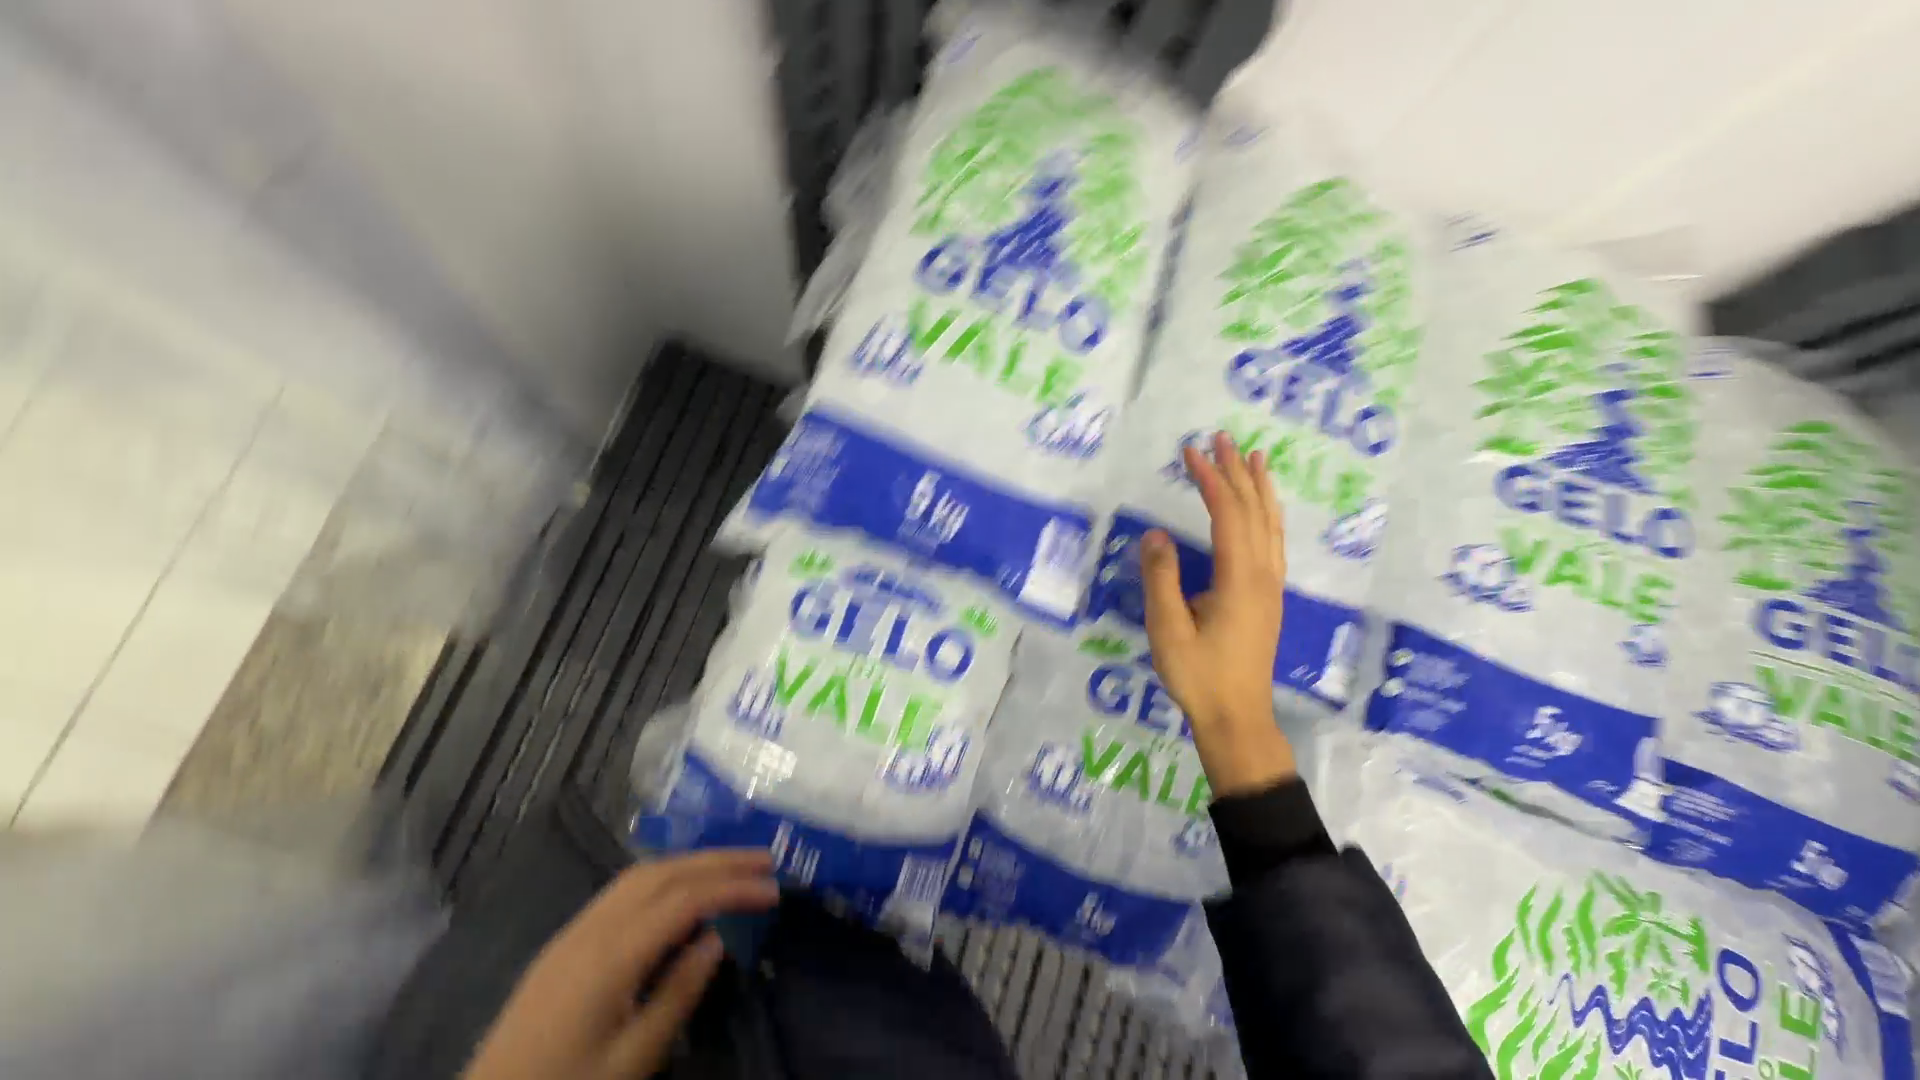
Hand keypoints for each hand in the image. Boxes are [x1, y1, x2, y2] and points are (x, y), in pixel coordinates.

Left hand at [464, 850, 778, 1079]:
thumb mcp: (633, 1057)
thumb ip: (678, 993)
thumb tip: (715, 939)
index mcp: (612, 955)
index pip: (685, 900)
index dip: (733, 888)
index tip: (773, 889)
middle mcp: (593, 928)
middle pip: (663, 873)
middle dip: (717, 860)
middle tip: (765, 860)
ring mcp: (574, 931)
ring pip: (640, 875)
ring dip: (690, 863)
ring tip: (732, 868)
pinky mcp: (565, 942)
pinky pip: (622, 891)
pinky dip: (663, 878)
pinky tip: (681, 893)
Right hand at [1141, 431, 1295, 795]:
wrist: (1237, 716)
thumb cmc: (1199, 675)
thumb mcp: (1167, 628)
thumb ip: (1161, 578)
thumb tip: (1155, 534)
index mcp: (1239, 577)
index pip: (1226, 512)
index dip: (1209, 478)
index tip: (1189, 452)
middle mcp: (1262, 573)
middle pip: (1253, 509)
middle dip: (1236, 470)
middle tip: (1220, 437)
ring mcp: (1271, 585)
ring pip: (1270, 523)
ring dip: (1259, 487)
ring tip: (1254, 456)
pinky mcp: (1269, 597)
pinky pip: (1274, 541)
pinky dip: (1268, 514)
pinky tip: (1263, 510)